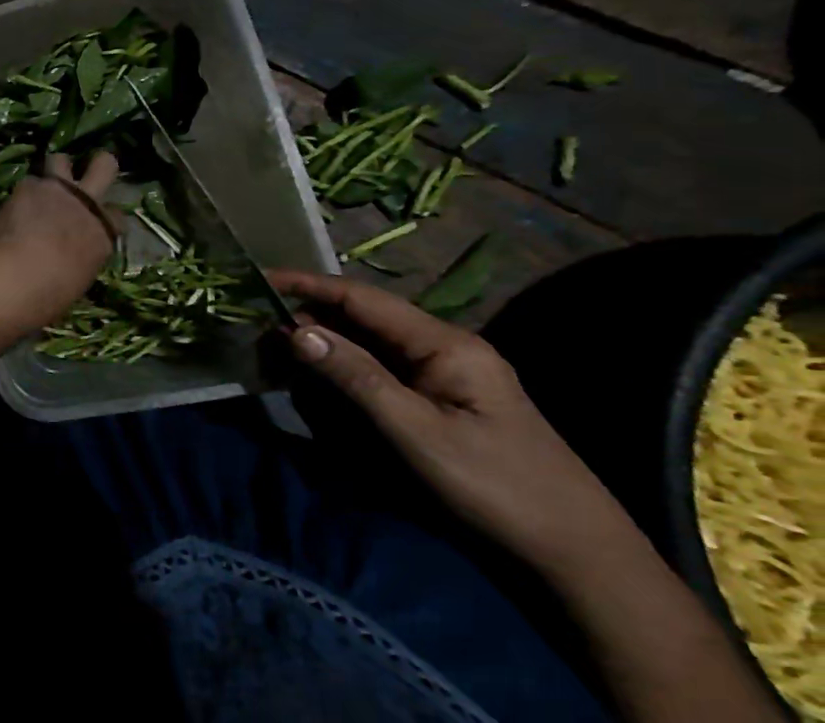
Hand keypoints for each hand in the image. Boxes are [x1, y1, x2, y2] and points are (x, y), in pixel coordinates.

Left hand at [0, 152, 119, 311]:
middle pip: (105, 165)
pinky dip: (22, 191)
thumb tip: (67, 264)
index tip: (94, 222)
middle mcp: (87, 205)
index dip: (104, 217)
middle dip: (99, 164)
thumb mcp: (78, 281)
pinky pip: (28, 180)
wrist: (22, 274)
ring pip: (61, 159)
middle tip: (87, 171)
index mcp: (104, 235)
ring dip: (54, 169)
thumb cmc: (51, 293)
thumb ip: (78, 260)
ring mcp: (58, 190)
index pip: (116, 215)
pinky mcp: (28, 186)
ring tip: (43, 183)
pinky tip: (13, 204)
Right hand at [268, 270, 633, 571]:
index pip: (362, 298)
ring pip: (365, 346)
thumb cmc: (495, 485)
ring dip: (322, 350)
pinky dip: (342, 374)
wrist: (574, 552)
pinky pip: (378, 372)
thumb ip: (355, 376)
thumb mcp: (416, 431)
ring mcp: (442, 374)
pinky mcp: (438, 399)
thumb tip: (295, 331)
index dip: (308, 285)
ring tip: (279, 361)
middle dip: (307, 322)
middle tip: (258, 334)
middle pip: (360, 319)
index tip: (258, 279)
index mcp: (444, 344)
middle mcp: (442, 348)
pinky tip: (320, 388)